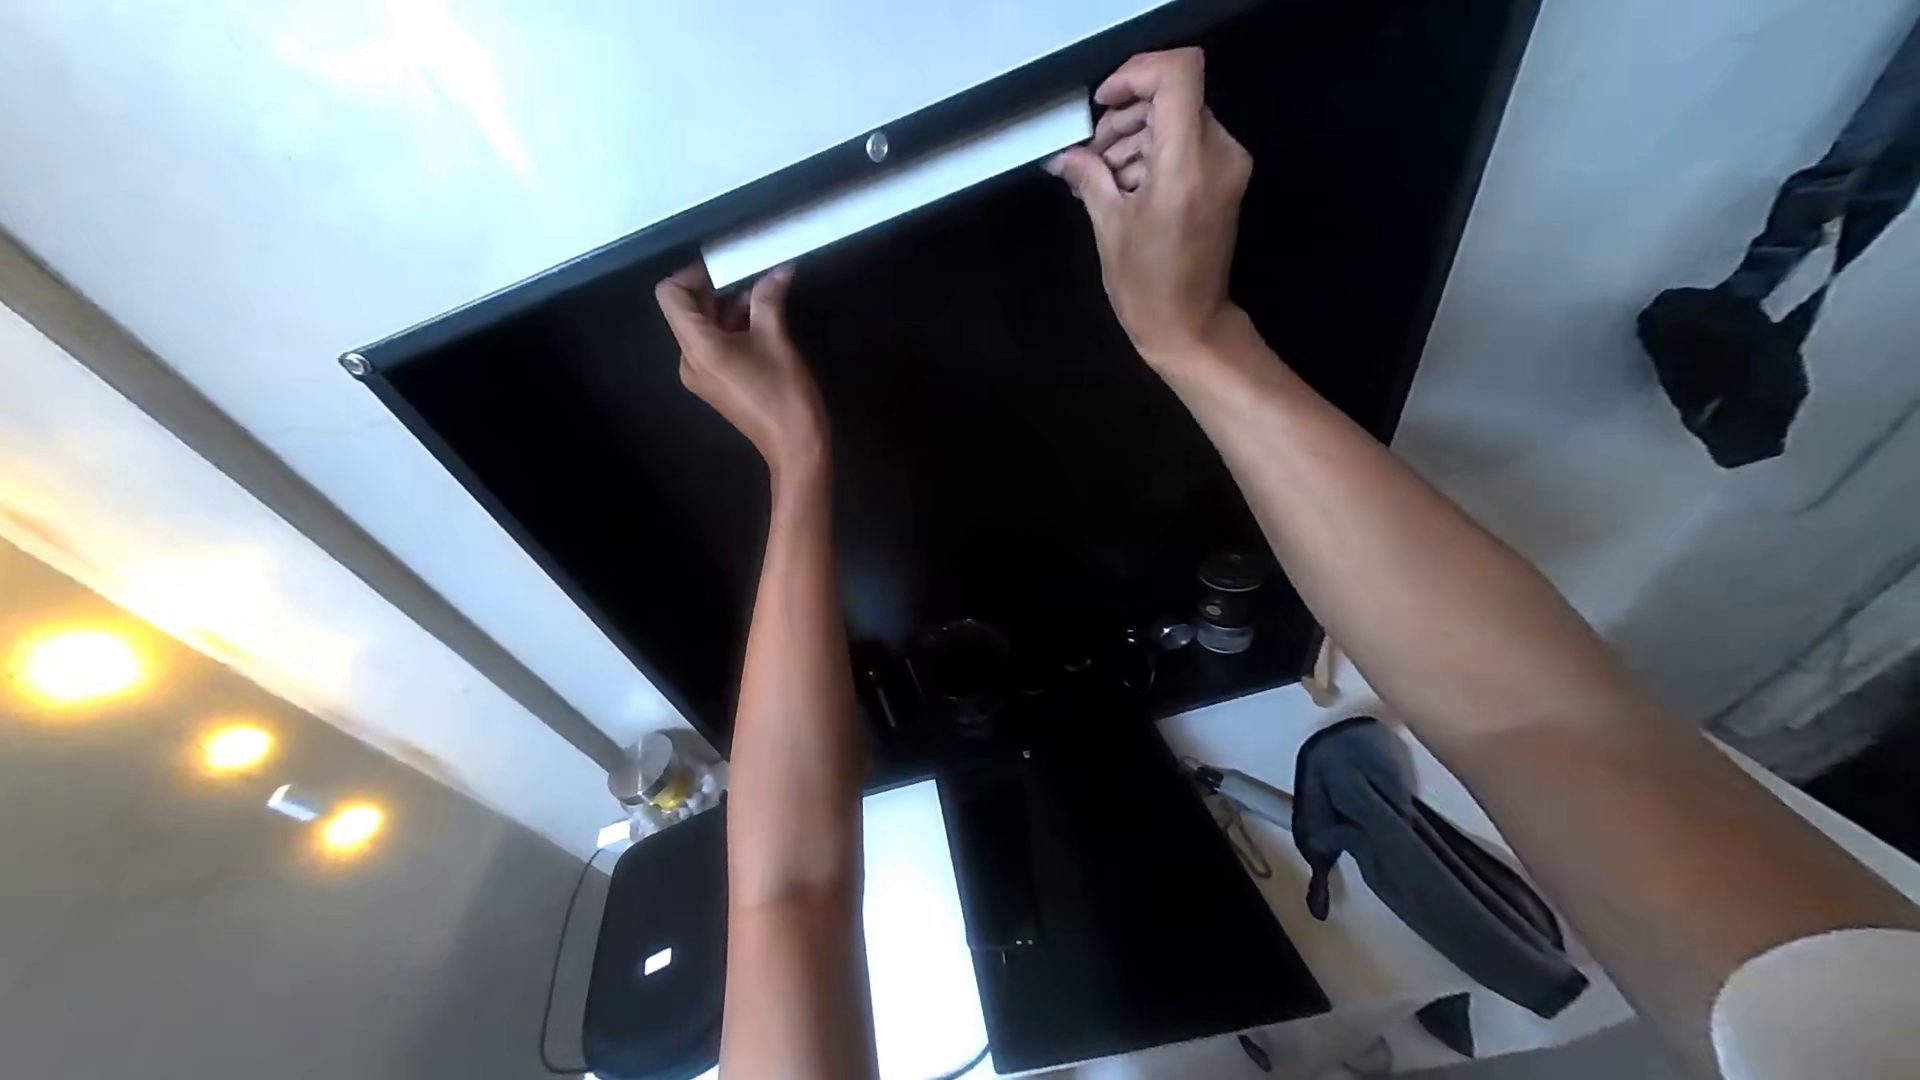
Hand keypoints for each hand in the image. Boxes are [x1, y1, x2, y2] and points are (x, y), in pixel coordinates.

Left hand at [655, 262, 828, 479]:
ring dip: (728, 309)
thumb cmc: (785, 396)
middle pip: (687, 310)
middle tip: (754, 278)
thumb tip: (779, 271)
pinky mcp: (717, 385)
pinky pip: (714, 347)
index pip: (671, 294)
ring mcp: (701, 375)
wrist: (796, 448)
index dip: (694, 274)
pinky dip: (732, 330)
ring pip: (703, 328)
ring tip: (764, 300)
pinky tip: (762, 325)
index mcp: (697, 347)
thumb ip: (769, 299)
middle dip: (718, 290)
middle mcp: (689, 360)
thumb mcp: (777, 340)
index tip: (728, 268)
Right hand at [1047, 48, 1252, 370]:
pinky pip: (1188, 146)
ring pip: (1179, 121)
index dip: (1136, 75)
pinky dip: (1155, 156)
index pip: (1176, 75)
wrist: (1189, 326)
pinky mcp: (1225, 180)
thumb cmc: (1145, 287)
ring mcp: (1226, 166)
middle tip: (1093, 158)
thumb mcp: (1109, 229)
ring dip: (1137, 140)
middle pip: (1173, 99)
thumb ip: (1089, 178)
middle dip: (1127, 119)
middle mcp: (1217, 155)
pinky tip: (1125, 188)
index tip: (1103, 105)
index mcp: (1186, 165)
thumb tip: (1064, 156)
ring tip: (1104, 180)